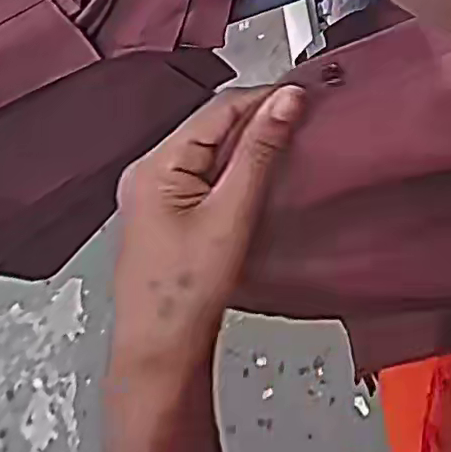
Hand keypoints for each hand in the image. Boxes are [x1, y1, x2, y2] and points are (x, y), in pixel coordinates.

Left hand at [111, 85, 305, 371]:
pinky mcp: (169, 207)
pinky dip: (239, 164)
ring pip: (214, 145)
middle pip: (214, 124)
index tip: (301, 96)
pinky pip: (208, 168)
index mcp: (155, 165)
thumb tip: (285, 101)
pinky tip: (262, 170)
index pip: (219, 108)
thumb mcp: (233, 211)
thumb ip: (261, 149)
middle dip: (259, 118)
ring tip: (288, 140)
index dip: (264, 98)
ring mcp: (156, 190)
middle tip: (301, 117)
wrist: (161, 355)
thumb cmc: (185, 294)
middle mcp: (149, 171)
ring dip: (251, 140)